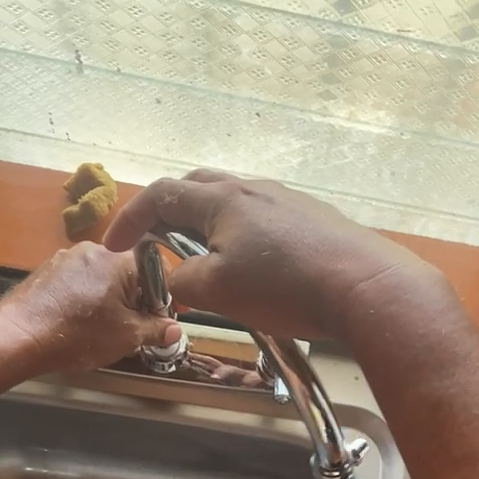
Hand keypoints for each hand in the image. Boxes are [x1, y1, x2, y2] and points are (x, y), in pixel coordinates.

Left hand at [0, 241, 181, 373]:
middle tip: (141, 328)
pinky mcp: (48, 271)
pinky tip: (83, 323)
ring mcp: (67, 258)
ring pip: (104, 278)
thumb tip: (174, 330)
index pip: (159, 268)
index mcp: (118, 259)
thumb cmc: (77, 334)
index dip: (169, 295)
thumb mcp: (127, 337)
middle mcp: (93, 250)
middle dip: (140, 299)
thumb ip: (156, 330)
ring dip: (114, 300)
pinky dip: (90, 299)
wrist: (17, 337)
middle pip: (130, 272)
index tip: (169, 316)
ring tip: (109, 329)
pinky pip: (81, 282)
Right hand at [101, 170, 443, 341]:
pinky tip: (255, 264)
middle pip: (199, 187)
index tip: (114, 245)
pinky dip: (243, 235)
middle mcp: (254, 190)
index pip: (161, 196)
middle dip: (170, 211)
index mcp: (222, 199)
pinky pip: (265, 219)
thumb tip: (174, 281)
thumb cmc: (285, 286)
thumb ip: (185, 282)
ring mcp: (289, 202)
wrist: (364, 287)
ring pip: (235, 203)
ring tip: (205, 257)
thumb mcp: (220, 291)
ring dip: (209, 224)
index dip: (131, 219)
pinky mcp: (315, 220)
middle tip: (158, 241)